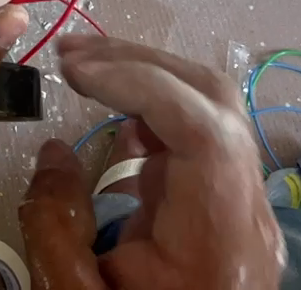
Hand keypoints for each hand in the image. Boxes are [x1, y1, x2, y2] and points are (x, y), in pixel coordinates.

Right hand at [19, 37, 282, 288]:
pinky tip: (111, 111)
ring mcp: (242, 203)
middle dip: (137, 62)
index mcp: (219, 241)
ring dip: (143, 73)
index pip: (203, 129)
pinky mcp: (225, 201)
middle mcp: (246, 212)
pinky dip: (151, 102)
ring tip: (80, 69)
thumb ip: (54, 224)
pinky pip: (199, 129)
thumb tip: (55, 153)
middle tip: (67, 58)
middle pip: (212, 100)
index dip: (139, 83)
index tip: (73, 74)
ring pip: (209, 104)